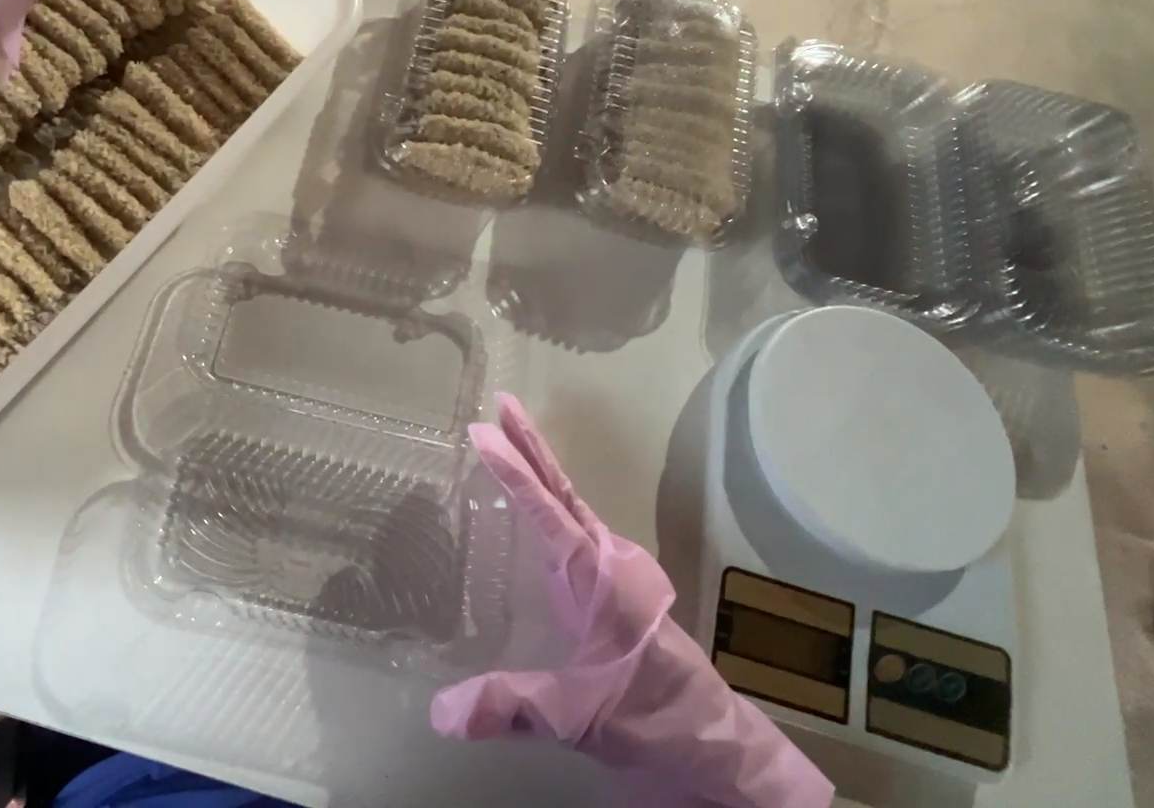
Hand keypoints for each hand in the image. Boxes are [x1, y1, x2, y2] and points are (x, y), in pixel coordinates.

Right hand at [432, 394, 834, 807]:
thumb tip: (439, 711)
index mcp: (603, 578)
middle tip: (500, 405)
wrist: (714, 749)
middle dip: (531, 447)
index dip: (514, 472)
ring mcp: (610, 576)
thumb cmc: (657, 721)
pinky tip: (531, 504)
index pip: (550, 512)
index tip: (484, 431)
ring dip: (540, 470)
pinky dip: (546, 503)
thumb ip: (513, 705)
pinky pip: (571, 532)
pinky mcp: (607, 592)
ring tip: (506, 438)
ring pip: (569, 507)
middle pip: (563, 492)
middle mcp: (608, 564)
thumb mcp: (582, 715)